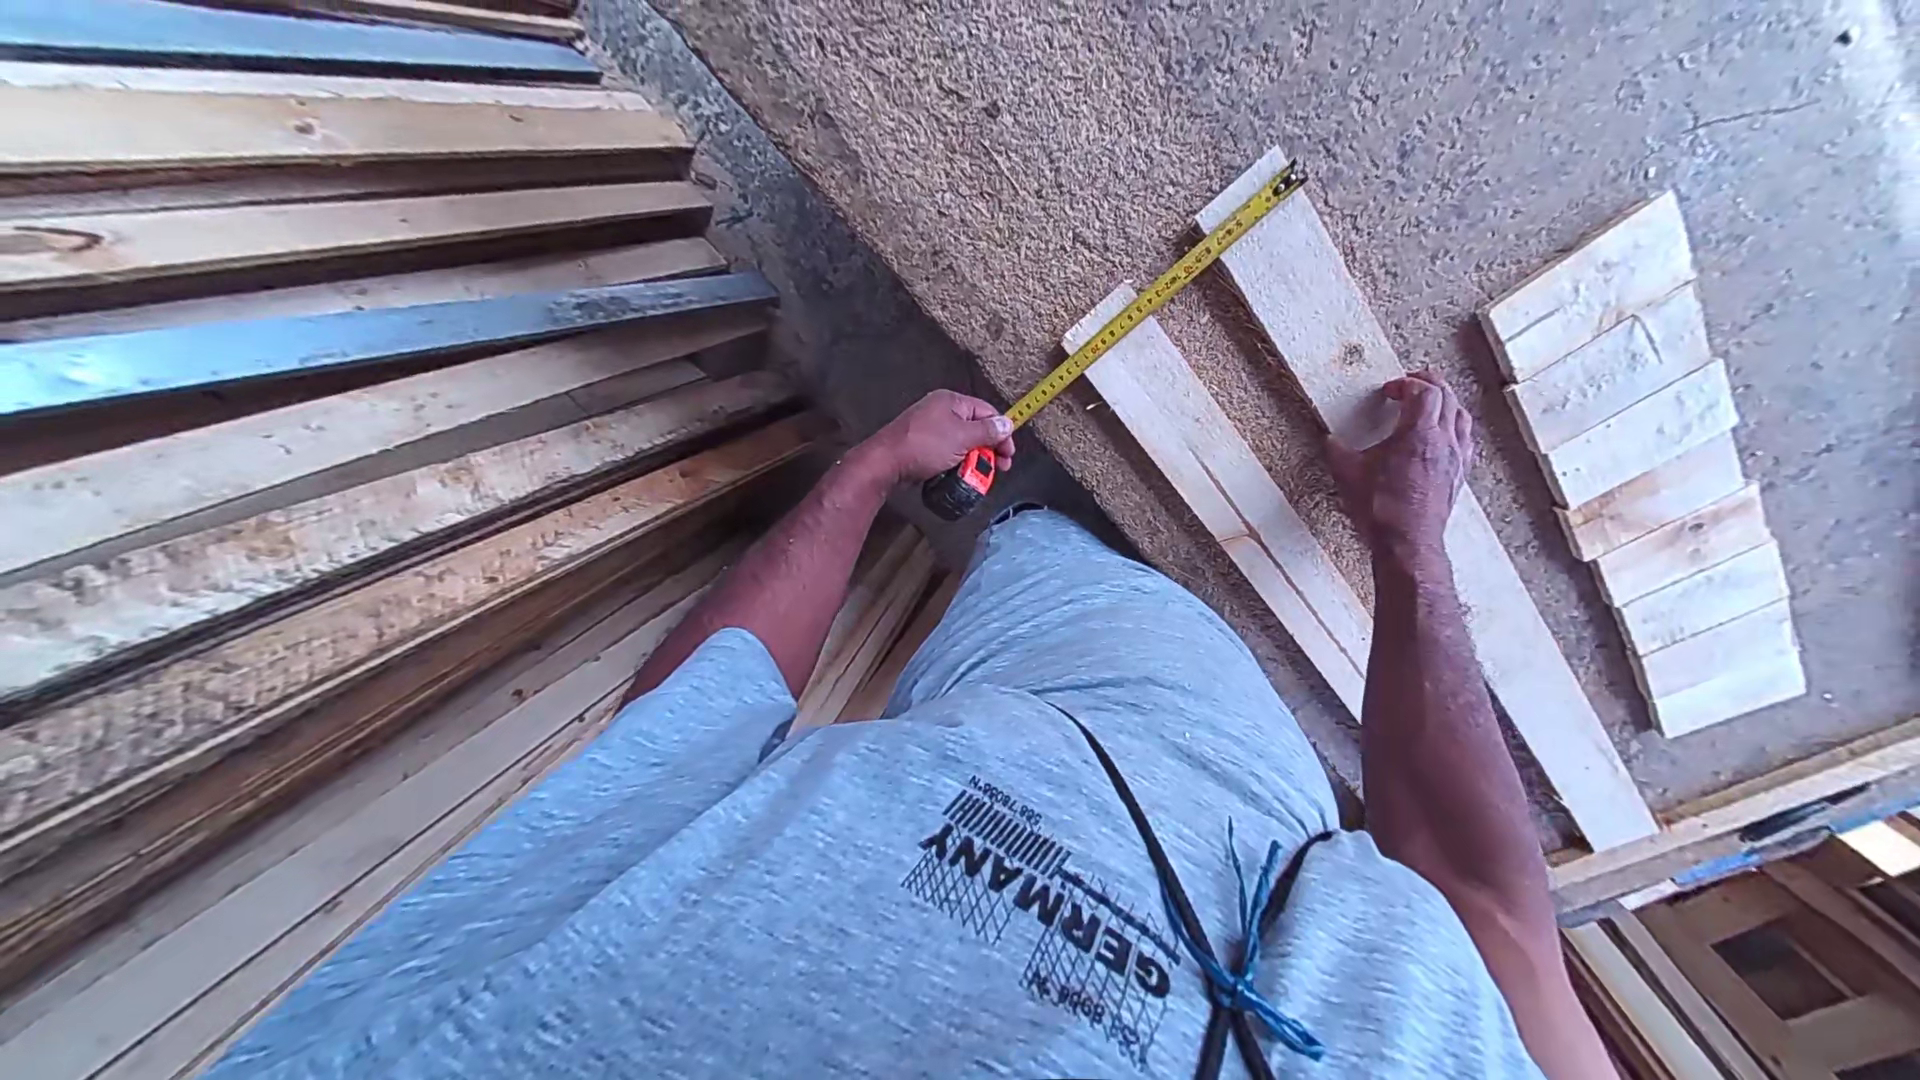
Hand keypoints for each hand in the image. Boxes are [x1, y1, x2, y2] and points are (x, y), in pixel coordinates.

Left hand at [853, 389, 1015, 485]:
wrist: (886, 463)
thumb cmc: (924, 446)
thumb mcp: (962, 438)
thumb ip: (987, 432)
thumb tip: (1007, 424)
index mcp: (951, 401)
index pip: (987, 412)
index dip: (1002, 433)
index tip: (1008, 454)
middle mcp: (940, 410)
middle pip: (975, 428)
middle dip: (989, 448)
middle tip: (998, 468)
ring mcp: (929, 428)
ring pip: (962, 442)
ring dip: (973, 458)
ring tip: (978, 474)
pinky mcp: (921, 445)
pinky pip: (947, 452)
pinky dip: (956, 462)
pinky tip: (959, 474)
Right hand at [1326, 369, 1473, 560]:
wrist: (1406, 540)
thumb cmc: (1381, 508)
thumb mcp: (1347, 474)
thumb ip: (1338, 451)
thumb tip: (1330, 442)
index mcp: (1417, 434)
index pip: (1422, 392)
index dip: (1405, 384)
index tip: (1389, 389)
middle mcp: (1443, 440)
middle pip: (1447, 397)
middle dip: (1430, 384)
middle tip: (1413, 382)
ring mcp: (1456, 458)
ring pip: (1461, 416)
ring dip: (1446, 403)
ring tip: (1432, 402)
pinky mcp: (1458, 475)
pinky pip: (1465, 439)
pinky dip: (1455, 427)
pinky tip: (1444, 435)